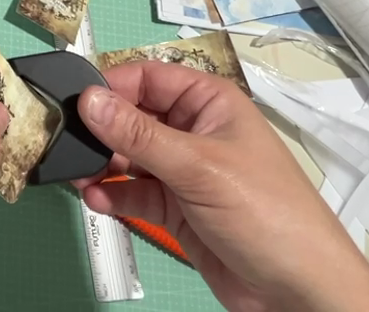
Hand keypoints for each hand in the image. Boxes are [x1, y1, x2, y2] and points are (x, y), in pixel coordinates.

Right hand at [74, 62, 368, 311]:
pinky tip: (96, 199)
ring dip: (101, 163)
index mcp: (207, 102)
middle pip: (133, 115)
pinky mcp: (176, 208)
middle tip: (65, 140)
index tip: (73, 102)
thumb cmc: (265, 214)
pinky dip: (113, 193)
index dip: (110, 86)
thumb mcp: (198, 167)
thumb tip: (88, 100)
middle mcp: (192, 129)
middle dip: (100, 129)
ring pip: (129, 155)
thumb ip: (138, 134)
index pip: (146, 77)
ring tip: (75, 173)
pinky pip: (134, 191)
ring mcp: (183, 171)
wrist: (303, 298)